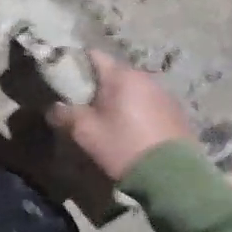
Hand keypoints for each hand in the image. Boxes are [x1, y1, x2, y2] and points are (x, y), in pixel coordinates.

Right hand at [45, 50, 194, 180]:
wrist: (171, 176)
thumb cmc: (122, 146)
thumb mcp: (85, 132)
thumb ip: (65, 114)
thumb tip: (55, 108)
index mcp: (121, 77)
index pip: (94, 55)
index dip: (76, 62)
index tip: (64, 76)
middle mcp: (145, 78)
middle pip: (114, 72)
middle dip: (97, 84)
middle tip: (83, 103)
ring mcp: (164, 94)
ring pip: (132, 87)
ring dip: (118, 97)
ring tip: (108, 117)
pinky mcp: (176, 111)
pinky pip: (148, 101)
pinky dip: (136, 108)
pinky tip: (131, 128)